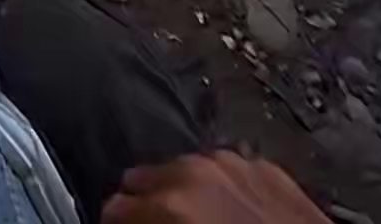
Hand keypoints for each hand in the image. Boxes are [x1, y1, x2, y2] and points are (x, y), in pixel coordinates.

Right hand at [101, 152, 330, 223]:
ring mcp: (231, 163)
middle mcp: (193, 171)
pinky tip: (237, 219)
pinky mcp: (265, 167)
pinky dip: (222, 193)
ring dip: (181, 195)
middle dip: (145, 207)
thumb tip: (131, 223)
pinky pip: (226, 172)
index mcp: (172, 206)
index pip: (115, 208)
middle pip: (140, 179)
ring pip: (182, 171)